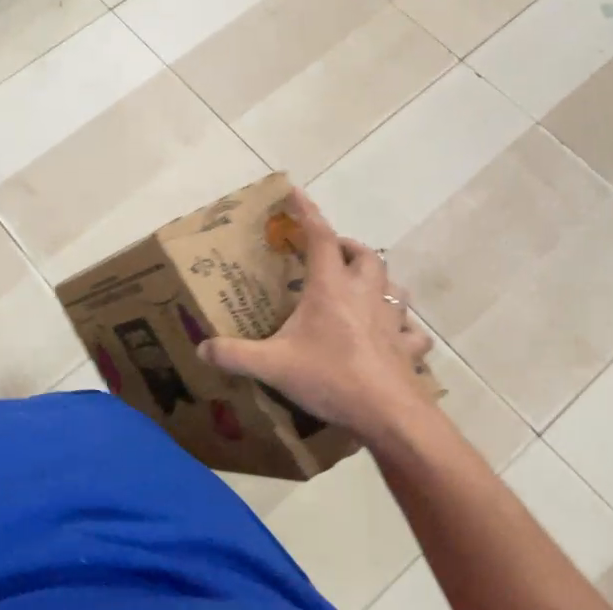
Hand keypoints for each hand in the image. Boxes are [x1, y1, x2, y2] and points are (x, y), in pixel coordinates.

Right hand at [197, 188, 436, 444]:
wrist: (393, 419)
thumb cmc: (333, 378)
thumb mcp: (272, 365)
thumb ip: (233, 354)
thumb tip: (202, 349)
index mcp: (330, 289)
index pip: (319, 237)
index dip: (307, 212)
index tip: (295, 193)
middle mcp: (364, 297)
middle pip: (365, 256)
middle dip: (346, 247)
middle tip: (327, 251)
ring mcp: (392, 323)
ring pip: (393, 287)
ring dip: (377, 280)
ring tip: (359, 286)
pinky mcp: (408, 350)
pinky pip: (411, 330)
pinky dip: (402, 326)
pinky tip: (391, 333)